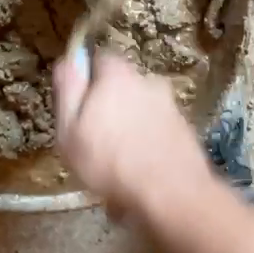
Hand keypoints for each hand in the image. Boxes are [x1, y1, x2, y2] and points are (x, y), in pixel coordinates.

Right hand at [53, 47, 214, 221]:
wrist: (171, 194)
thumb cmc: (109, 162)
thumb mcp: (70, 129)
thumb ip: (68, 90)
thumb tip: (67, 61)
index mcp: (118, 75)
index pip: (99, 58)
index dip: (86, 80)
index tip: (78, 106)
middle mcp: (149, 82)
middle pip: (122, 86)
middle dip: (109, 106)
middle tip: (94, 140)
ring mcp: (171, 106)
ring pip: (140, 112)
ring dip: (129, 130)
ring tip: (116, 166)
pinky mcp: (185, 131)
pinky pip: (157, 133)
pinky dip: (147, 147)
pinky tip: (138, 175)